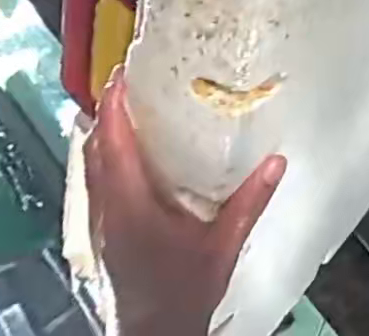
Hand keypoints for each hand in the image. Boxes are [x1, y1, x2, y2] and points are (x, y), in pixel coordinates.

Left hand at [84, 72, 285, 335]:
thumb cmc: (183, 293)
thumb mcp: (222, 247)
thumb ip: (248, 203)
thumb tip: (276, 161)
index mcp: (131, 206)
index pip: (114, 146)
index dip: (113, 107)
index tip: (120, 74)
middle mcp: (109, 210)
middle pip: (95, 149)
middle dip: (106, 110)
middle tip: (127, 77)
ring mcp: (102, 222)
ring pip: (91, 165)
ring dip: (103, 131)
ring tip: (125, 103)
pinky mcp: (105, 231)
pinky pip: (97, 180)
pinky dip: (105, 153)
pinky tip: (126, 147)